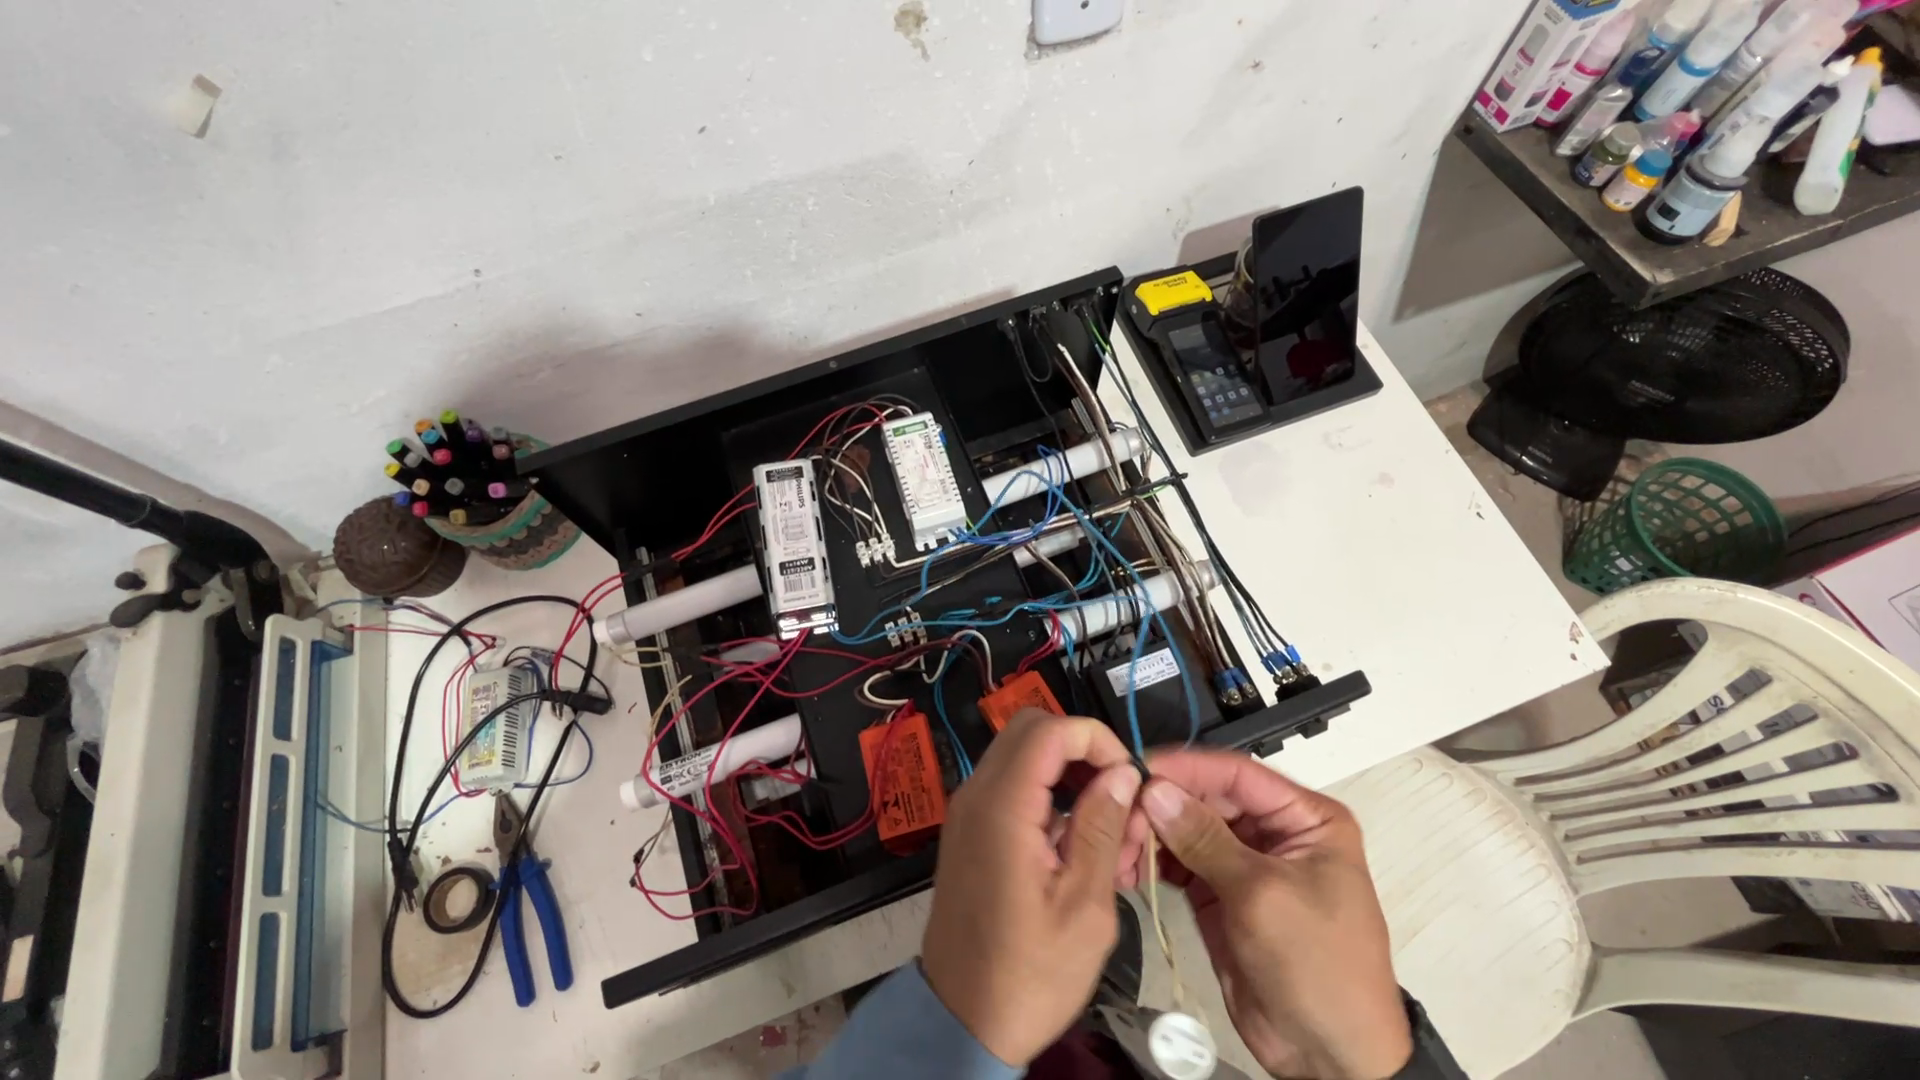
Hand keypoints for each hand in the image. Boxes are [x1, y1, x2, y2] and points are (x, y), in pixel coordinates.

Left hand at [920, 709, 1144, 1066]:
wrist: (961, 1022)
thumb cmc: (1029, 975)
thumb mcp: (1085, 907)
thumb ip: (1102, 828)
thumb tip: (1121, 773)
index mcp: (1001, 808)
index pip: (1050, 729)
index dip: (1096, 739)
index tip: (1129, 779)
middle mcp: (975, 796)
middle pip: (1031, 730)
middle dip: (1082, 751)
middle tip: (1119, 798)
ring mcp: (967, 812)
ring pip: (1022, 756)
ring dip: (1067, 774)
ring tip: (1109, 831)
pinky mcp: (969, 832)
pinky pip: (1010, 787)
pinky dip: (1047, 796)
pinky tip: (1079, 846)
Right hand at [1141, 750, 1410, 1079]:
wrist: (1329, 1057)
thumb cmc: (1319, 968)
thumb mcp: (1262, 894)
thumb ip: (1205, 839)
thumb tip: (1156, 790)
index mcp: (1305, 819)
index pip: (1236, 775)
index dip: (1186, 769)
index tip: (1138, 770)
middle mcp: (1274, 833)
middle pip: (1206, 799)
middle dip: (1161, 806)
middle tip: (1119, 816)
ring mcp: (1244, 864)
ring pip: (1186, 829)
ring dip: (1151, 834)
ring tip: (1118, 846)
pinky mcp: (1219, 895)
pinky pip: (1179, 864)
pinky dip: (1152, 863)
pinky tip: (1127, 866)